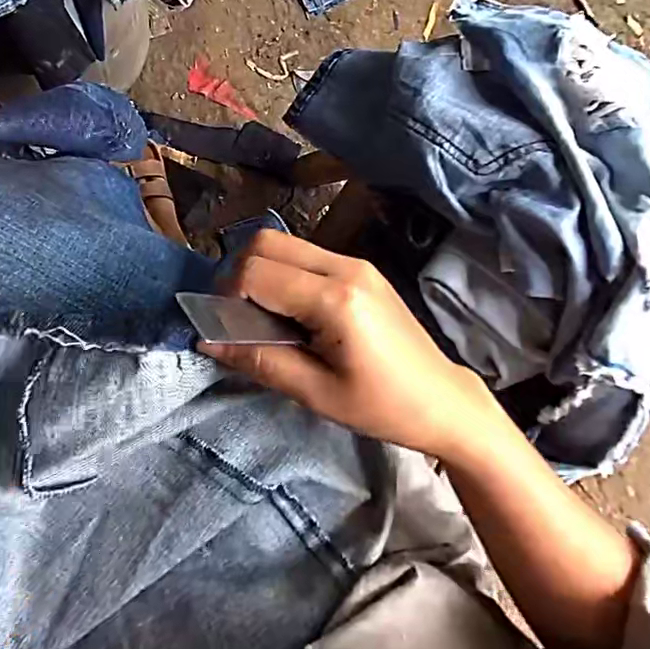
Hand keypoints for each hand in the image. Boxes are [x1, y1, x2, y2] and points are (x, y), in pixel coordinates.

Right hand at [199, 230, 509, 463]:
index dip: (227, 298)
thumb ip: (259, 359)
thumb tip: (207, 339)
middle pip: (266, 242)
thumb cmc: (383, 407)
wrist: (442, 399)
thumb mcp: (316, 393)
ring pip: (285, 243)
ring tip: (267, 321)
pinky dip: (285, 276)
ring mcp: (356, 263)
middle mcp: (345, 267)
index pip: (256, 271)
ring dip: (262, 273)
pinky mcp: (362, 269)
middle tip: (240, 320)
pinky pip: (307, 256)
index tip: (227, 332)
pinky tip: (293, 315)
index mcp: (336, 298)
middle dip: (238, 276)